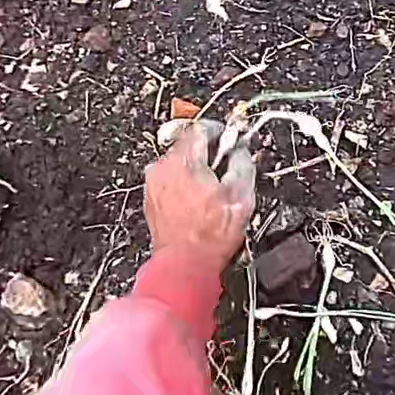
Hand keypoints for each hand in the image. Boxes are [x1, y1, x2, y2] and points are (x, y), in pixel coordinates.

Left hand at [144, 119, 255, 273]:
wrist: (185, 266)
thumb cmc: (211, 235)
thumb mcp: (242, 194)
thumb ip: (243, 162)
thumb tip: (241, 151)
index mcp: (185, 160)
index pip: (202, 128)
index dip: (222, 133)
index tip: (232, 141)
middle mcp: (164, 167)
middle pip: (189, 145)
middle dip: (210, 154)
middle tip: (226, 170)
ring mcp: (154, 184)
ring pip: (180, 163)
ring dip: (196, 170)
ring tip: (212, 191)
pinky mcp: (151, 198)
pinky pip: (171, 180)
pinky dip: (184, 185)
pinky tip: (198, 203)